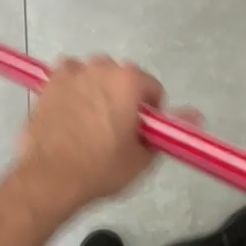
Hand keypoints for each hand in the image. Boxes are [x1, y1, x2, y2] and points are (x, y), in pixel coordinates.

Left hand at [15, 55, 191, 212]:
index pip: (153, 90)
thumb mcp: (143, 158)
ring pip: (94, 78)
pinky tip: (70, 119)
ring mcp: (71, 71)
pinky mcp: (48, 82)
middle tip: (115, 134)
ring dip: (98, 95)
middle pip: (122, 80)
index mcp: (129, 80)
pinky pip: (69, 81)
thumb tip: (197, 115)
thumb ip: (170, 131)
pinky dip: (73, 93)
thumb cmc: (101, 170)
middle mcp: (101, 66)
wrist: (50, 179)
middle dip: (123, 101)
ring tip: (90, 129)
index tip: (140, 135)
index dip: (150, 115)